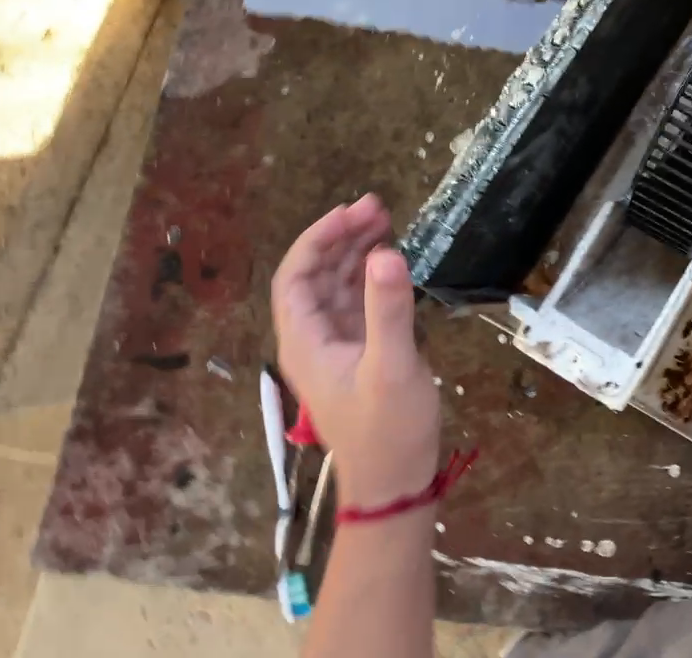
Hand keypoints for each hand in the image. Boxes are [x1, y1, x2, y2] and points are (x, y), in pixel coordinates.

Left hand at [271, 194, 440, 506]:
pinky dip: (370, 278)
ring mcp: (336, 348)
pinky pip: (356, 304)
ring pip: (336, 288)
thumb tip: (385, 253)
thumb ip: (388, 310)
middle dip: (340, 238)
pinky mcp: (359, 354)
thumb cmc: (388, 429)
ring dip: (356, 253)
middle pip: (315, 276)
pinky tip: (390, 262)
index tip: (353, 213)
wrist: (395, 482)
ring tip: (386, 222)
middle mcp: (314, 340)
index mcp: (306, 342)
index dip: (318, 239)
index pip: (296, 277)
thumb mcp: (392, 367)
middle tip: (377, 207)